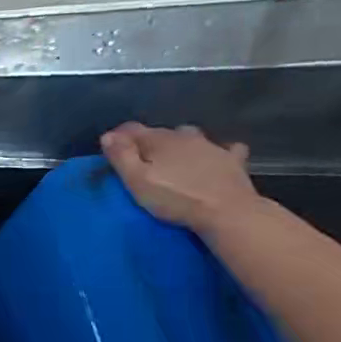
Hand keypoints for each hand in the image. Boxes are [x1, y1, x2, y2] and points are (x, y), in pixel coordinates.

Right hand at [100, 122, 260, 233]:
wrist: (226, 212)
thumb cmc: (175, 198)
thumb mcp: (137, 180)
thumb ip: (121, 156)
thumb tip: (108, 136)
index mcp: (159, 140)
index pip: (131, 129)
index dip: (117, 137)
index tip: (109, 150)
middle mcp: (184, 136)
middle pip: (160, 133)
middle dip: (146, 143)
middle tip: (138, 162)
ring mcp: (211, 146)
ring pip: (189, 137)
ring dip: (178, 144)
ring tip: (172, 160)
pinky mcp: (232, 161)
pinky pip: (224, 149)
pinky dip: (217, 151)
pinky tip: (215, 158)